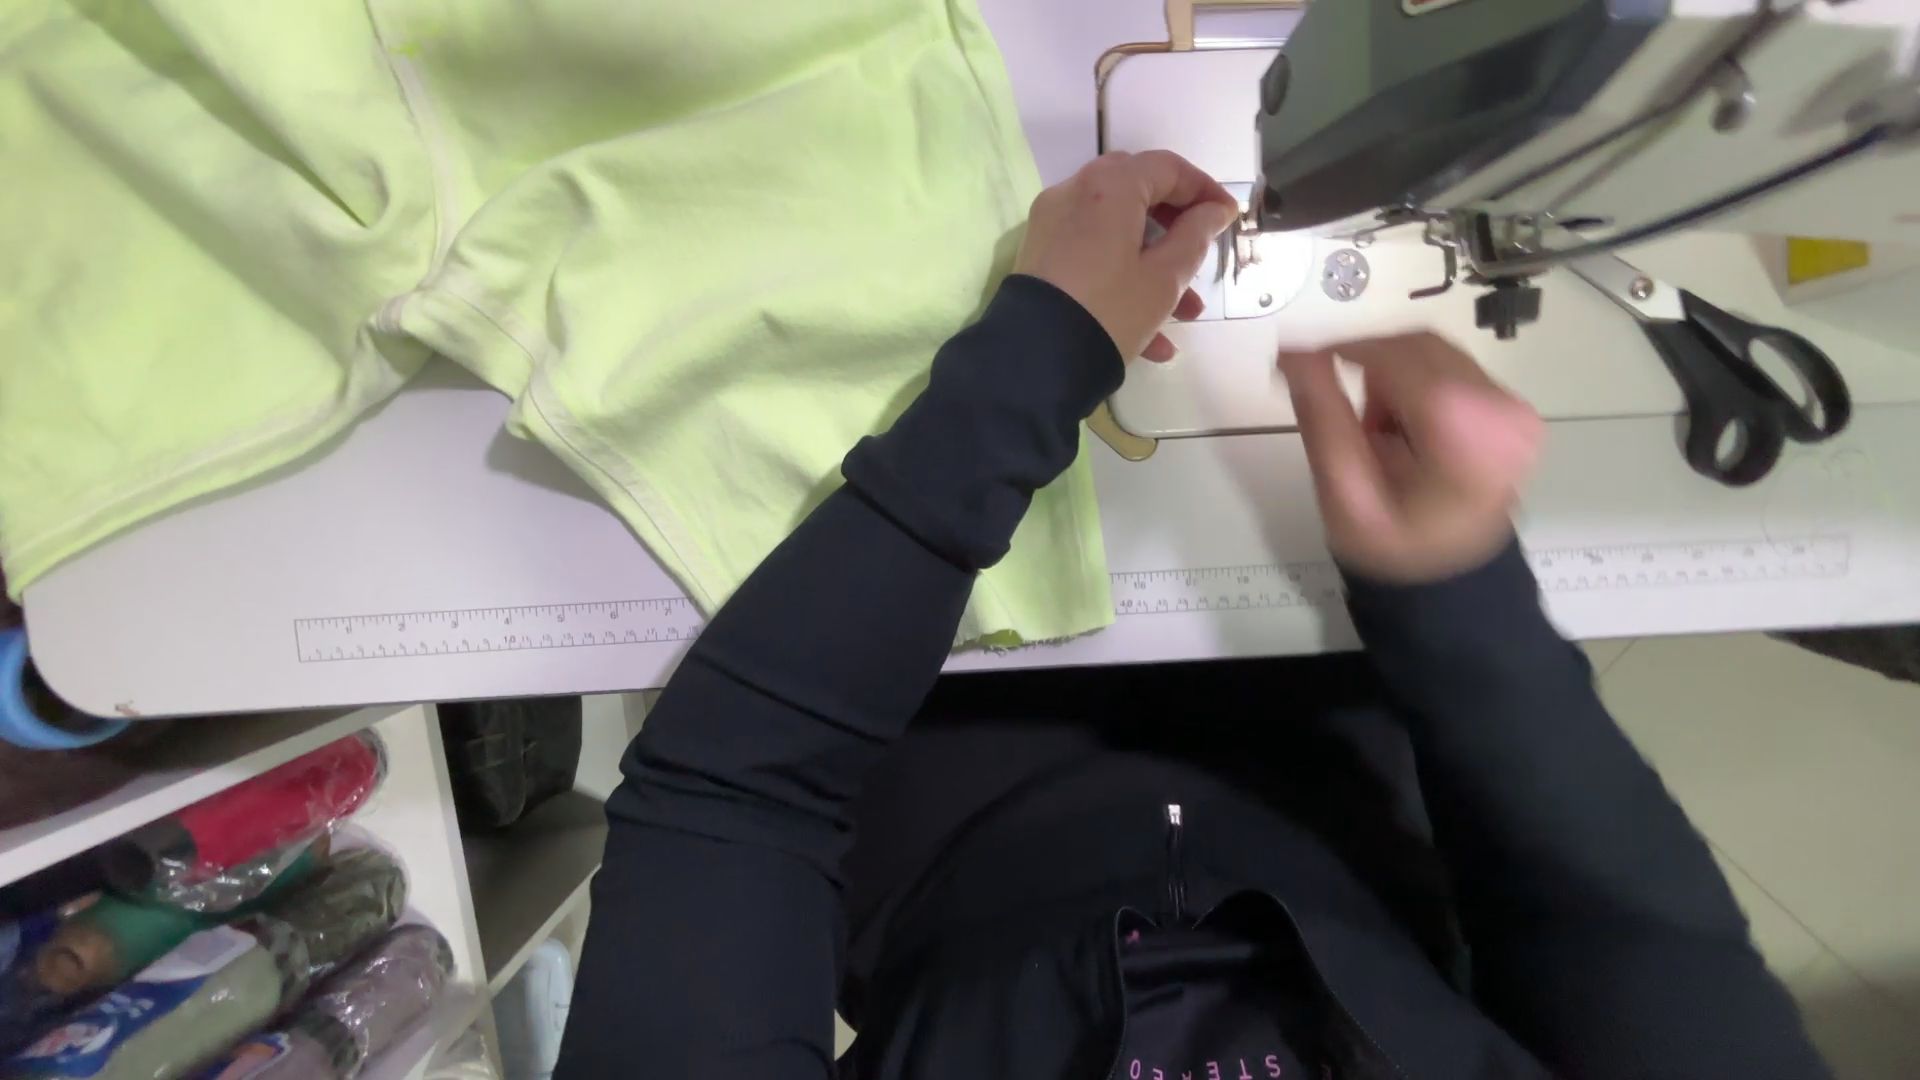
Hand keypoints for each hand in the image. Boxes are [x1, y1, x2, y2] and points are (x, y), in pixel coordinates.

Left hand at [1015, 151, 1241, 362]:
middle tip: (1199, 258)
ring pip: (1114, 236)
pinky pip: (1090, 261)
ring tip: (1184, 315)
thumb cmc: (1109, 313)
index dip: (1205, 190)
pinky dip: (1119, 283)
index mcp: (1109, 186)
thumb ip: (1196, 236)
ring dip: (1151, 270)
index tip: (1227, 220)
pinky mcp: (1039, 261)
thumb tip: (1213, 211)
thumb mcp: (1164, 279)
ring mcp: (1050, 227)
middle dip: (1174, 231)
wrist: (1036, 363)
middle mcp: (1073, 194)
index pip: (1168, 168)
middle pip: (1137, 197)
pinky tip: (1151, 338)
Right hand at [1280, 334, 1543, 583]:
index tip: (1293, 357)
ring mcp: (1514, 406)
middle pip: (1419, 347)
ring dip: (1388, 376)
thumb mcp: (1343, 491)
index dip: (1340, 348)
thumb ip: (1322, 417)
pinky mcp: (1509, 407)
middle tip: (1325, 395)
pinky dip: (1410, 385)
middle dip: (1365, 364)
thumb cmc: (1390, 545)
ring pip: (1432, 354)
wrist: (1447, 576)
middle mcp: (1503, 408)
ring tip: (1369, 427)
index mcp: (1465, 432)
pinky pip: (1448, 369)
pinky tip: (1397, 426)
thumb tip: (1294, 355)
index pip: (1397, 358)